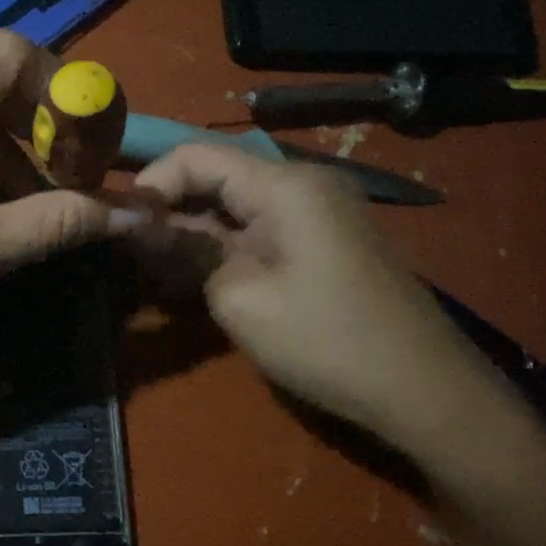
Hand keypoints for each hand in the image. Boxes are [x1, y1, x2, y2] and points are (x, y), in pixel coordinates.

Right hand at [130, 143, 494, 440]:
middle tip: (130, 250)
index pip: (196, 154)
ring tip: (155, 267)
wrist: (424, 391)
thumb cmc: (324, 339)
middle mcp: (303, 184)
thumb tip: (139, 225)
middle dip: (168, 207)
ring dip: (192, 229)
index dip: (150, 182)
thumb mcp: (237, 296)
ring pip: (235, 204)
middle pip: (216, 175)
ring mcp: (319, 212)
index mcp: (283, 185)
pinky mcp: (325, 241)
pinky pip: (260, 226)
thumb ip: (184, 250)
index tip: (120, 225)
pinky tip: (197, 275)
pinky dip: (223, 244)